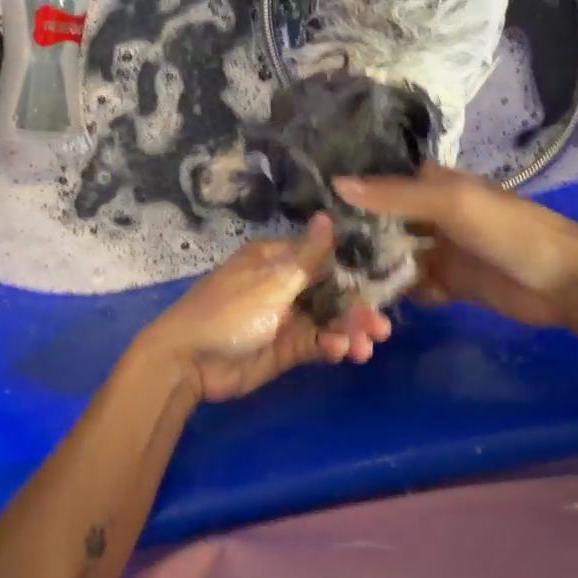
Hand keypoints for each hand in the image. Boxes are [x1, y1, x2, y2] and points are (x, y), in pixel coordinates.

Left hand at [137, 214, 393, 401]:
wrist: (189, 361)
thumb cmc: (228, 311)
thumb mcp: (271, 282)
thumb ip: (307, 257)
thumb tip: (327, 215)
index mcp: (274, 259)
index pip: (321, 256)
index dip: (353, 267)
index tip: (388, 277)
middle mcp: (282, 284)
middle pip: (331, 291)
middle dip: (358, 307)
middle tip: (382, 325)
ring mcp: (285, 318)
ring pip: (328, 320)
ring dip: (351, 330)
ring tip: (367, 344)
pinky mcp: (286, 348)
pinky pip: (317, 343)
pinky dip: (333, 346)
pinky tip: (345, 352)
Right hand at [334, 163, 577, 326]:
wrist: (566, 283)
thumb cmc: (508, 230)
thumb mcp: (449, 203)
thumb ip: (393, 196)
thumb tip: (335, 184)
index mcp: (432, 183)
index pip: (380, 184)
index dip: (350, 195)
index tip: (313, 210)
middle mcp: (430, 214)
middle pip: (382, 224)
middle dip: (356, 238)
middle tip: (318, 257)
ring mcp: (440, 250)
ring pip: (394, 258)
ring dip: (374, 271)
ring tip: (340, 286)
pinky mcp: (450, 284)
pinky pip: (414, 288)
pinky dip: (401, 295)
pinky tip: (381, 304)